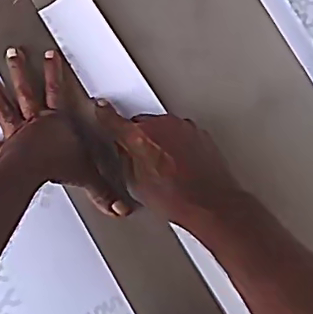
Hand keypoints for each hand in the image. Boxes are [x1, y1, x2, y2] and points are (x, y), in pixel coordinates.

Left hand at [0, 48, 131, 214]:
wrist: (34, 169)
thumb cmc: (58, 165)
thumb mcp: (87, 176)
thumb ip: (102, 191)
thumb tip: (120, 207)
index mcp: (56, 122)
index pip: (57, 90)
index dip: (55, 72)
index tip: (50, 56)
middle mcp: (34, 122)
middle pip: (27, 90)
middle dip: (20, 71)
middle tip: (12, 54)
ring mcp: (16, 133)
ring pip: (4, 106)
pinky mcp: (2, 149)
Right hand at [90, 103, 248, 229]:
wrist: (211, 204)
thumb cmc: (178, 199)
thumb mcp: (136, 185)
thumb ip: (125, 161)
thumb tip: (124, 154)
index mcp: (139, 137)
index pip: (113, 119)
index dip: (104, 114)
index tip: (101, 109)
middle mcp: (162, 126)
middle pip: (141, 123)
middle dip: (139, 138)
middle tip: (142, 162)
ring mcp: (182, 127)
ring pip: (162, 127)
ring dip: (160, 140)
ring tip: (166, 168)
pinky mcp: (199, 132)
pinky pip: (181, 132)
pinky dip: (178, 143)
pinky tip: (180, 165)